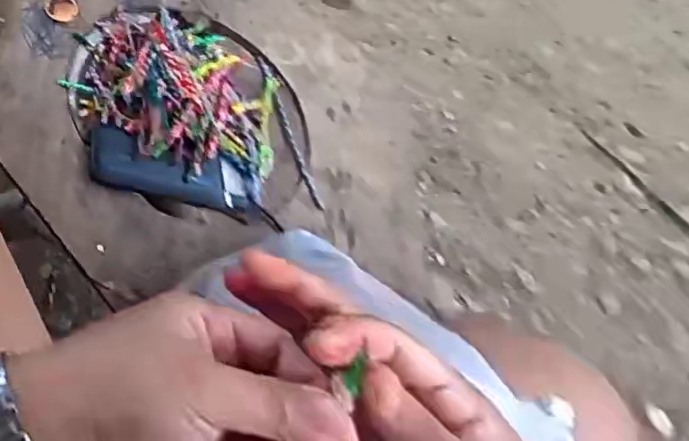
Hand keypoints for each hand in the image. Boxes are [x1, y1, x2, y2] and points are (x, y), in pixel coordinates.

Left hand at [6, 288, 354, 440]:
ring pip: (259, 422)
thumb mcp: (203, 392)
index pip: (278, 346)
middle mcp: (204, 354)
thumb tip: (346, 417)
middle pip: (274, 389)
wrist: (56, 420)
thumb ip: (274, 405)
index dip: (317, 384)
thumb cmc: (127, 390)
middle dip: (305, 423)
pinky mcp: (187, 431)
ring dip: (281, 436)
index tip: (355, 428)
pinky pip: (236, 435)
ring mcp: (196, 398)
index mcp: (202, 322)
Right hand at [228, 252, 519, 440]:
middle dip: (298, 288)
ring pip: (318, 330)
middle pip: (347, 321)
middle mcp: (400, 383)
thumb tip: (378, 378)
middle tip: (255, 265)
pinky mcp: (335, 407)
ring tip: (240, 276)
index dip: (353, 332)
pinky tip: (248, 308)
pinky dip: (272, 327)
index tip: (318, 342)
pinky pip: (301, 358)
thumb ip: (424, 433)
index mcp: (448, 399)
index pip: (392, 342)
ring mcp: (364, 393)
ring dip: (277, 297)